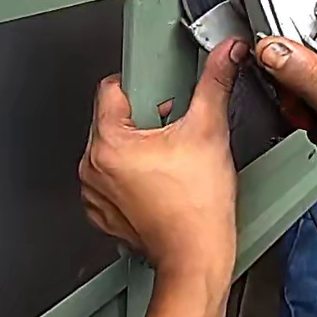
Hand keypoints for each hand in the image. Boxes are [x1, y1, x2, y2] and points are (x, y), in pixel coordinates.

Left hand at [78, 41, 243, 289]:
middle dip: (141, 119)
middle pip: (111, 119)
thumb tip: (224, 56)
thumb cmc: (198, 209)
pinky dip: (128, 175)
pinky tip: (156, 181)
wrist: (195, 259)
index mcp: (109, 141)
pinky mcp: (101, 209)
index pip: (111, 88)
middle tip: (170, 132)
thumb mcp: (209, 132)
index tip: (157, 92)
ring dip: (134, 148)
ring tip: (165, 161)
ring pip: (110, 148)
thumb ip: (214, 84)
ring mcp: (94, 189)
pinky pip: (109, 178)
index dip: (140, 85)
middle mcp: (92, 164)